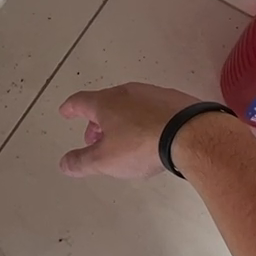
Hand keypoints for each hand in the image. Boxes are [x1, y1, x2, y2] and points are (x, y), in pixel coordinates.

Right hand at [58, 83, 208, 178]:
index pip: (80, 101)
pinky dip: (144, 119)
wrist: (191, 134)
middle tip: (96, 139)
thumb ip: (82, 162)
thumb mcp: (105, 160)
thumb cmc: (141, 144)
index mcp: (106, 103)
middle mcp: (127, 92)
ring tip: (124, 139)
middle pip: (105, 103)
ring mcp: (152, 94)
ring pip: (129, 104)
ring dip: (121, 120)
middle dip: (97, 121)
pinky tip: (151, 135)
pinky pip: (151, 108)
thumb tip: (64, 163)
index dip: (70, 108)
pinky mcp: (175, 100)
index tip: (65, 112)